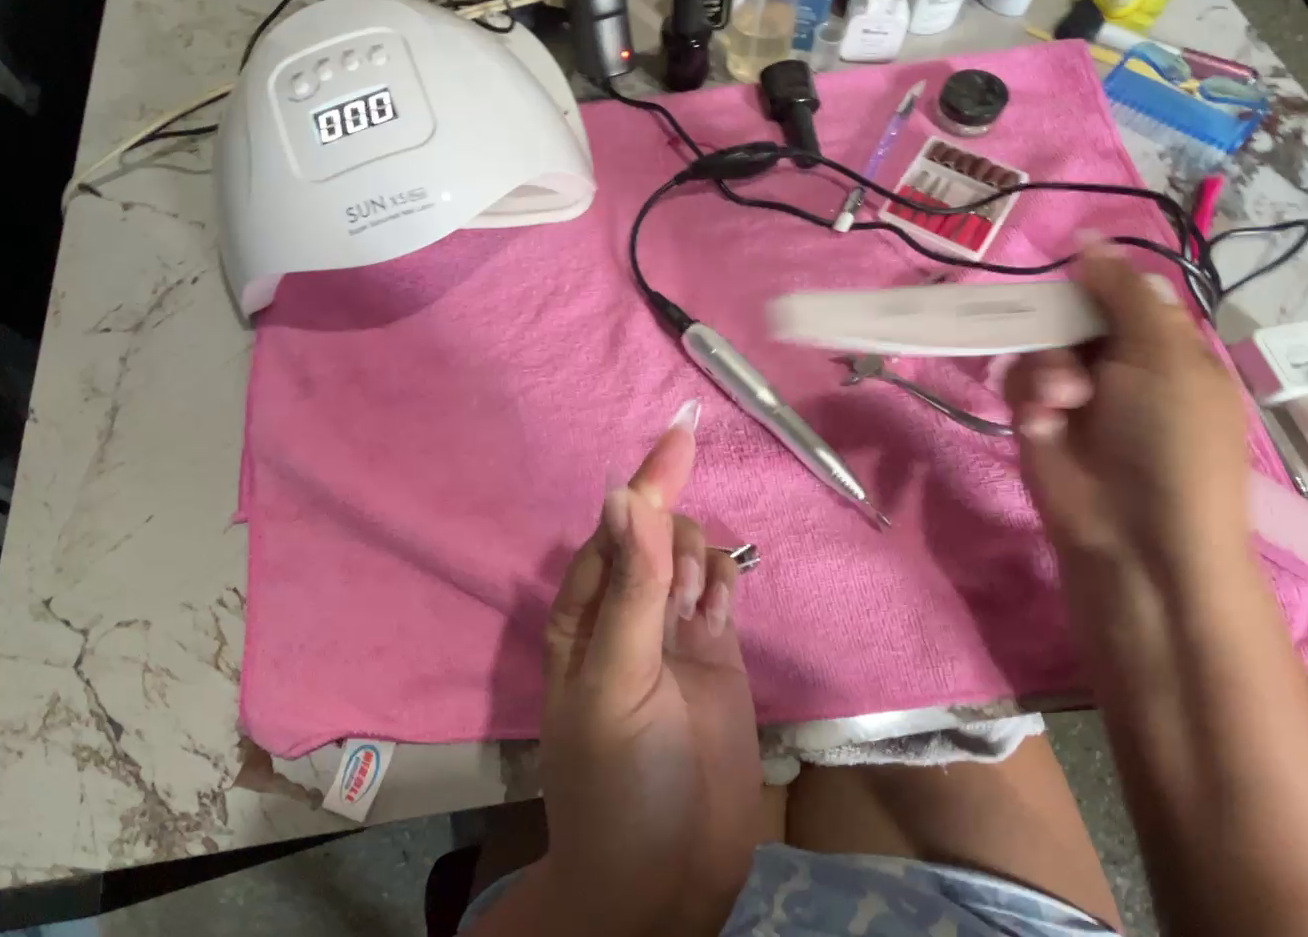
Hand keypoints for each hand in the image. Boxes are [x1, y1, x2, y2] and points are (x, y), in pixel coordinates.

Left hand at [538, 400, 761, 932]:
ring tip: (698, 620)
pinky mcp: (718, 658)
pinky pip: (722, 594)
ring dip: (698, 565)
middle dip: (672, 544)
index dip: (648, 480)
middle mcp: (628, 615)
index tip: (683, 429)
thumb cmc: (620, 778)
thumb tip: (623, 493)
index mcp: (584, 614)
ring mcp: (675, 635)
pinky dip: (724, 584)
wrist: (663, 878)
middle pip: (656, 534)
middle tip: (678, 606)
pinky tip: (722, 607)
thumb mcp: (616, 679)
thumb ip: (629, 587)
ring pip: (692, 559)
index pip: (615, 527)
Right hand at [1004, 245, 1251, 581]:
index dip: (1094, 282)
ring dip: (1044, 370)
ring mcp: (1074, 394)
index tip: (1069, 271)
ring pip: (1036, 348)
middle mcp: (1118, 365)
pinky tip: (1041, 422)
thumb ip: (1122, 293)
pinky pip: (1015, 384)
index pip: (1120, 293)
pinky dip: (1026, 399)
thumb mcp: (1163, 355)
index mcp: (1164, 346)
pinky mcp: (1034, 420)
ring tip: (1059, 403)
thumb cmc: (1170, 438)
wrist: (1133, 529)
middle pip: (1069, 316)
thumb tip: (1087, 238)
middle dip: (1061, 330)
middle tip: (1072, 357)